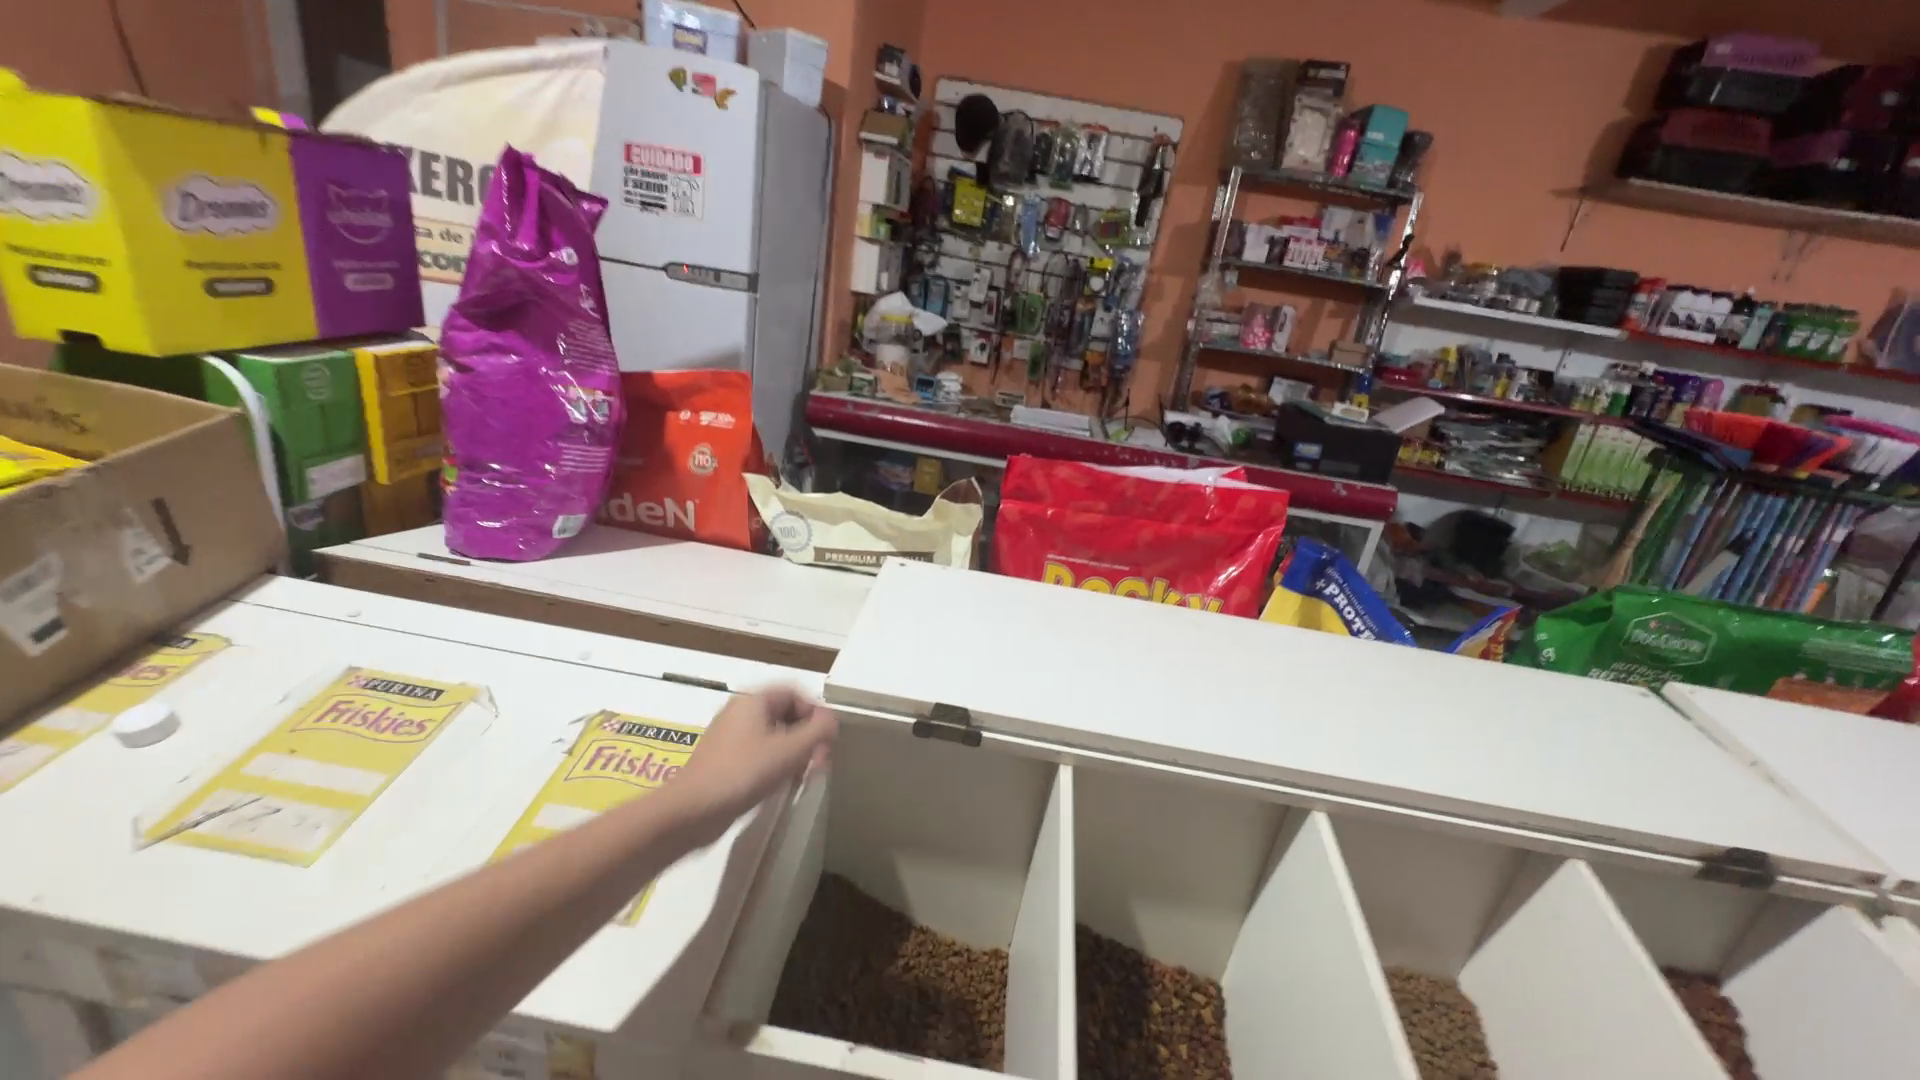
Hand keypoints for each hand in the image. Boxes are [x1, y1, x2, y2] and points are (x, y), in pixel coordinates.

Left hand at [668, 686, 836, 838]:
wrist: (692, 811)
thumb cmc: (744, 772)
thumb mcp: (791, 750)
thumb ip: (818, 731)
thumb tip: (832, 721)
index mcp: (753, 701)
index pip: (795, 693)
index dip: (816, 712)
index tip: (828, 739)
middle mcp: (740, 713)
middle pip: (785, 714)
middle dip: (808, 736)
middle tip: (820, 762)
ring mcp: (729, 738)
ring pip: (774, 736)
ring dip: (794, 753)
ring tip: (804, 776)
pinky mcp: (724, 762)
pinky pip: (759, 754)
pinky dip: (776, 765)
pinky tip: (782, 785)